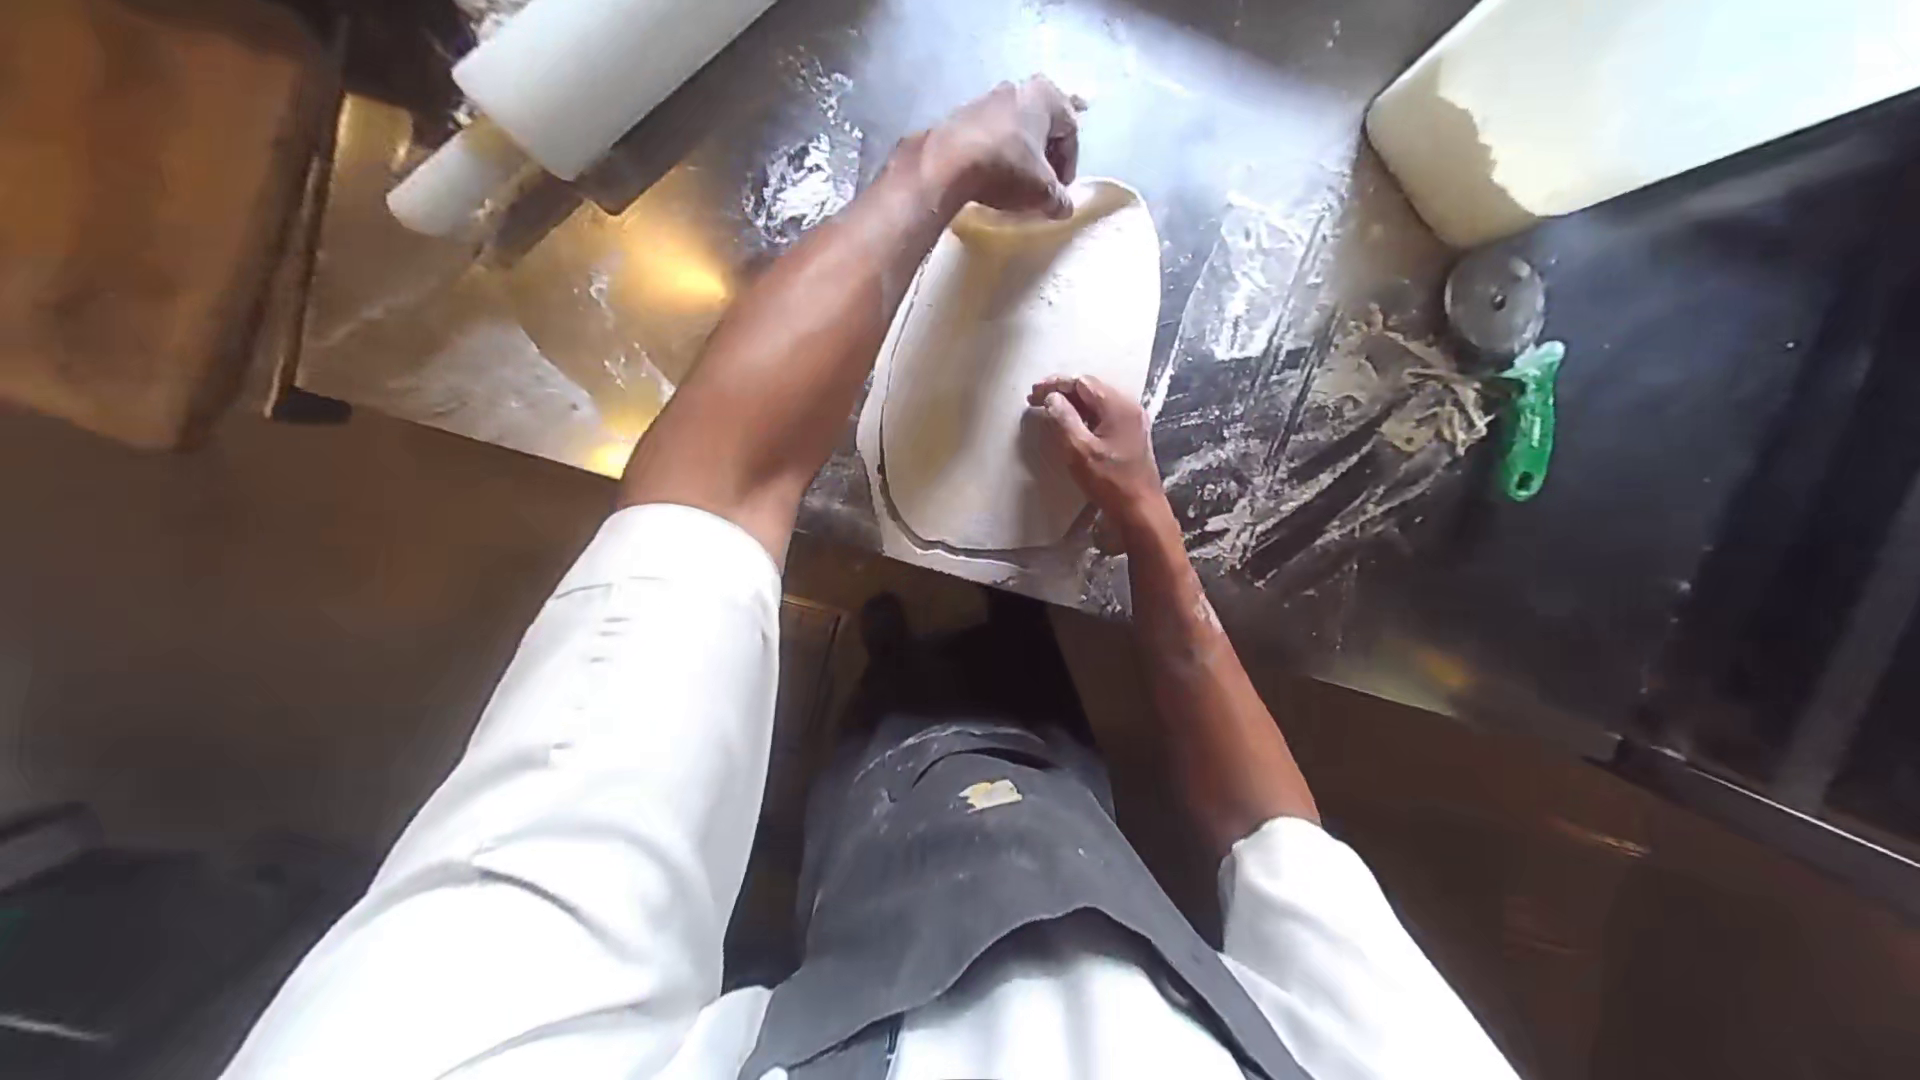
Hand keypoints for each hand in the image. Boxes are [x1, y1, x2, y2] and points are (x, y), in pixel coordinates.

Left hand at [922, 76, 1083, 219]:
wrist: (948, 163)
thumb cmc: (1006, 168)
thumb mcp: (1041, 191)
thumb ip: (1059, 200)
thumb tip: (1064, 208)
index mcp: (1046, 96)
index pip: (1071, 130)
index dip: (1070, 164)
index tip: (1060, 191)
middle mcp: (1018, 88)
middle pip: (1042, 126)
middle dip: (1046, 157)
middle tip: (1043, 185)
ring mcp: (987, 98)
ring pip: (1015, 130)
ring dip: (1021, 156)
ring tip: (1017, 184)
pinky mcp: (962, 116)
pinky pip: (990, 136)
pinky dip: (997, 155)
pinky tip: (991, 177)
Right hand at [1029, 375, 1167, 531]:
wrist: (1140, 511)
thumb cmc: (1110, 482)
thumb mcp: (1080, 451)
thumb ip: (1063, 420)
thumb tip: (1051, 398)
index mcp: (1118, 406)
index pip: (1082, 383)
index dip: (1055, 385)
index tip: (1033, 394)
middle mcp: (1128, 407)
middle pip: (1090, 389)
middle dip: (1062, 392)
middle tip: (1036, 400)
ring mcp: (1131, 421)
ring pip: (1096, 402)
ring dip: (1071, 404)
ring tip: (1048, 411)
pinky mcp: (1129, 436)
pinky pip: (1103, 416)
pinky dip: (1083, 415)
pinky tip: (1069, 424)